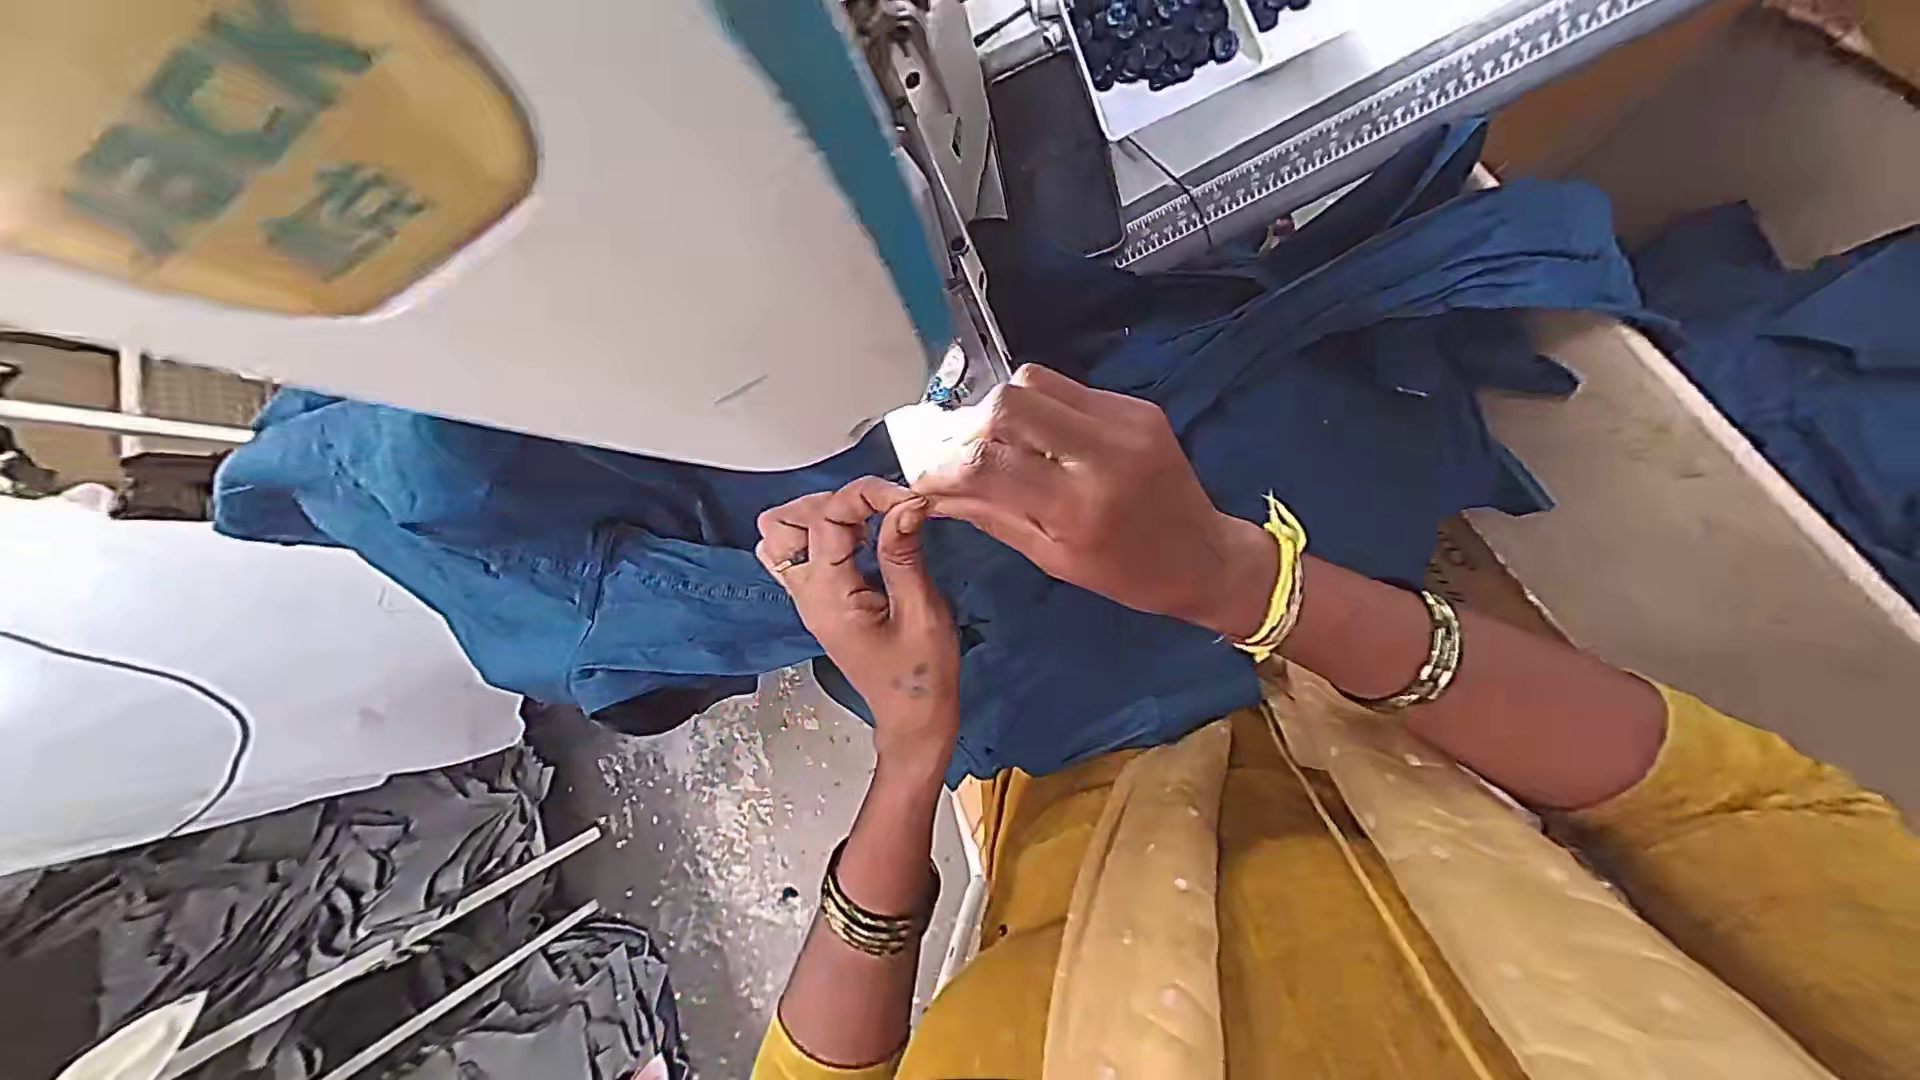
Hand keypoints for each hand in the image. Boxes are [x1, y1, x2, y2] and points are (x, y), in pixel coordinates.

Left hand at [756, 477, 960, 776]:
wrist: (913, 718)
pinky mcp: (821, 600)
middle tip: (885, 508)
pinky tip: (861, 535)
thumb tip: (905, 504)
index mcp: (828, 597)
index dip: (868, 494)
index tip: (909, 499)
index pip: (827, 518)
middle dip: (838, 500)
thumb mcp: (921, 612)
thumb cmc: (921, 676)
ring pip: (784, 533)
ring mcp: (808, 598)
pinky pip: (801, 552)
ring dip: (824, 513)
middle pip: (787, 520)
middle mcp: (807, 594)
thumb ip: (904, 553)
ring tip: (870, 518)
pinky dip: (825, 531)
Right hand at [914, 364, 1276, 638]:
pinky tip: (1041, 438)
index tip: (926, 475)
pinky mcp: (1135, 405)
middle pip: (1007, 404)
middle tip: (961, 452)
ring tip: (1000, 443)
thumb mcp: (1052, 557)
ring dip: (1002, 410)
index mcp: (1079, 505)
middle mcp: (1101, 451)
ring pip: (1033, 381)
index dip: (943, 465)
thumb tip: (937, 493)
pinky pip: (1067, 389)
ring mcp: (1123, 419)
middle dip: (969, 426)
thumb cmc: (1126, 574)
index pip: (988, 463)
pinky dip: (1039, 409)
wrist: (1203, 554)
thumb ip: (991, 515)